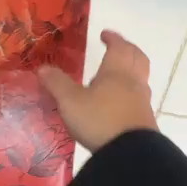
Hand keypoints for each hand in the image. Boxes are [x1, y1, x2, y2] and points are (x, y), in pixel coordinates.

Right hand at [37, 30, 157, 152]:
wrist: (130, 151)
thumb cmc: (98, 119)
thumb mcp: (70, 101)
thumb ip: (56, 83)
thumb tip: (42, 68)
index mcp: (116, 72)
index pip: (118, 47)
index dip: (112, 38)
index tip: (104, 34)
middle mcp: (132, 81)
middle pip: (137, 58)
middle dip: (127, 49)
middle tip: (117, 46)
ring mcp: (141, 100)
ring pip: (140, 76)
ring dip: (132, 68)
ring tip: (118, 72)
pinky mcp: (144, 117)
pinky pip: (139, 94)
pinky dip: (131, 89)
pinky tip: (120, 98)